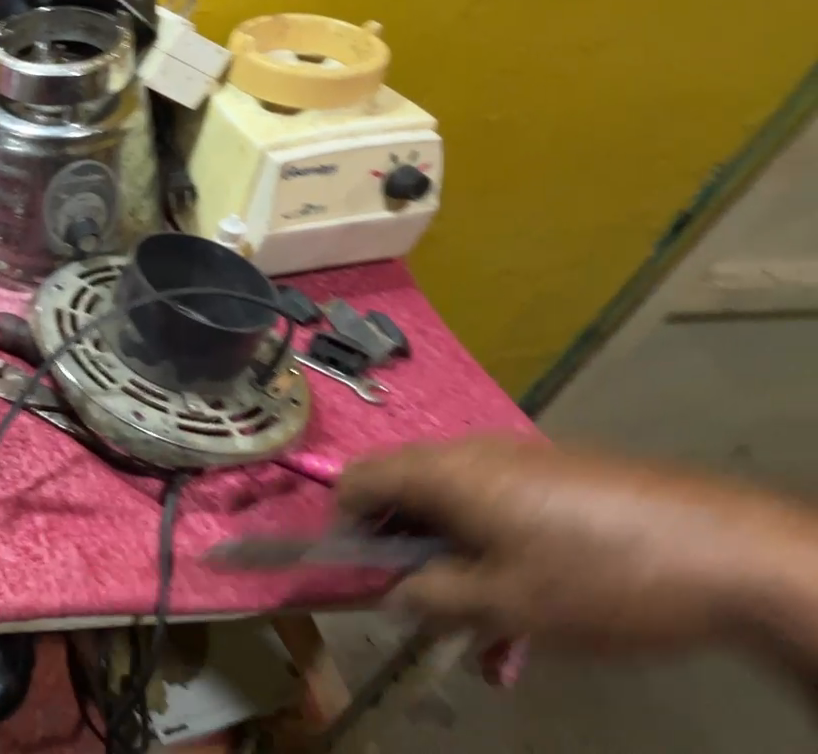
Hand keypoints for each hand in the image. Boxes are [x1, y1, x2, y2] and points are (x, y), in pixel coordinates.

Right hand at [339, 437, 817, 651]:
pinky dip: (496, 550)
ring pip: (458, 508)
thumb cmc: (601, 578)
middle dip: (403, 551)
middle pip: (404, 492)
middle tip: (420, 603)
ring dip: (455, 563)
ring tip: (484, 629)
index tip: (358, 572)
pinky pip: (502, 508)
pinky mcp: (562, 476)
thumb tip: (393, 595)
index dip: (343, 525)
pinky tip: (533, 607)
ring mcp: (519, 462)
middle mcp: (470, 454)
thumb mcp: (505, 605)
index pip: (357, 481)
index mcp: (441, 473)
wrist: (740, 555)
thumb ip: (431, 598)